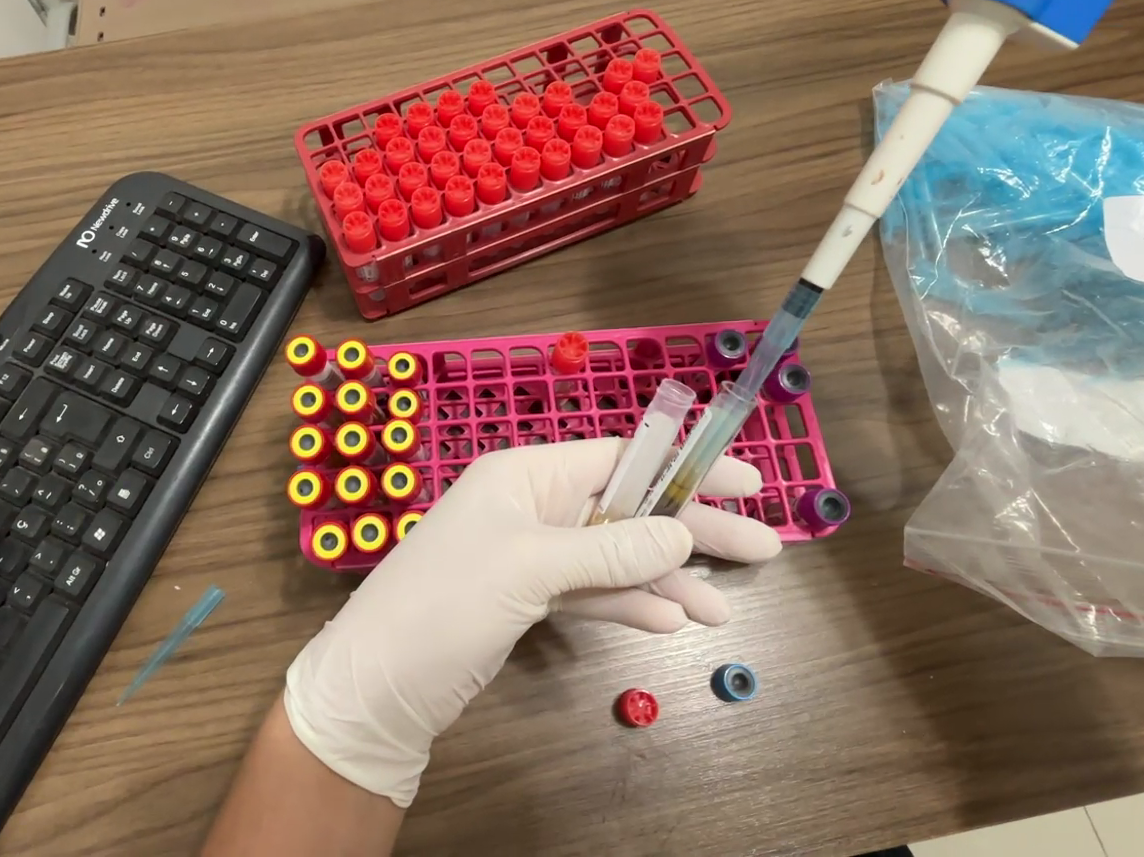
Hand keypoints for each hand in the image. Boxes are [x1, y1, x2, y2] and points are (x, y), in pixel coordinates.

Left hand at [283, 439, 780, 806]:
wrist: (380, 685)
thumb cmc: (446, 602)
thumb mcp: (529, 567)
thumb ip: (608, 549)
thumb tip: (681, 535)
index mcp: (525, 474)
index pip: (619, 458)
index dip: (683, 466)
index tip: (747, 481)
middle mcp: (531, 506)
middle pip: (626, 509)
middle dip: (689, 530)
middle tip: (763, 550)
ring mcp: (530, 554)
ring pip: (614, 556)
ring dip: (665, 579)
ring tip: (721, 610)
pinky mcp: (528, 598)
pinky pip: (592, 592)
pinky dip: (628, 604)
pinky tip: (667, 622)